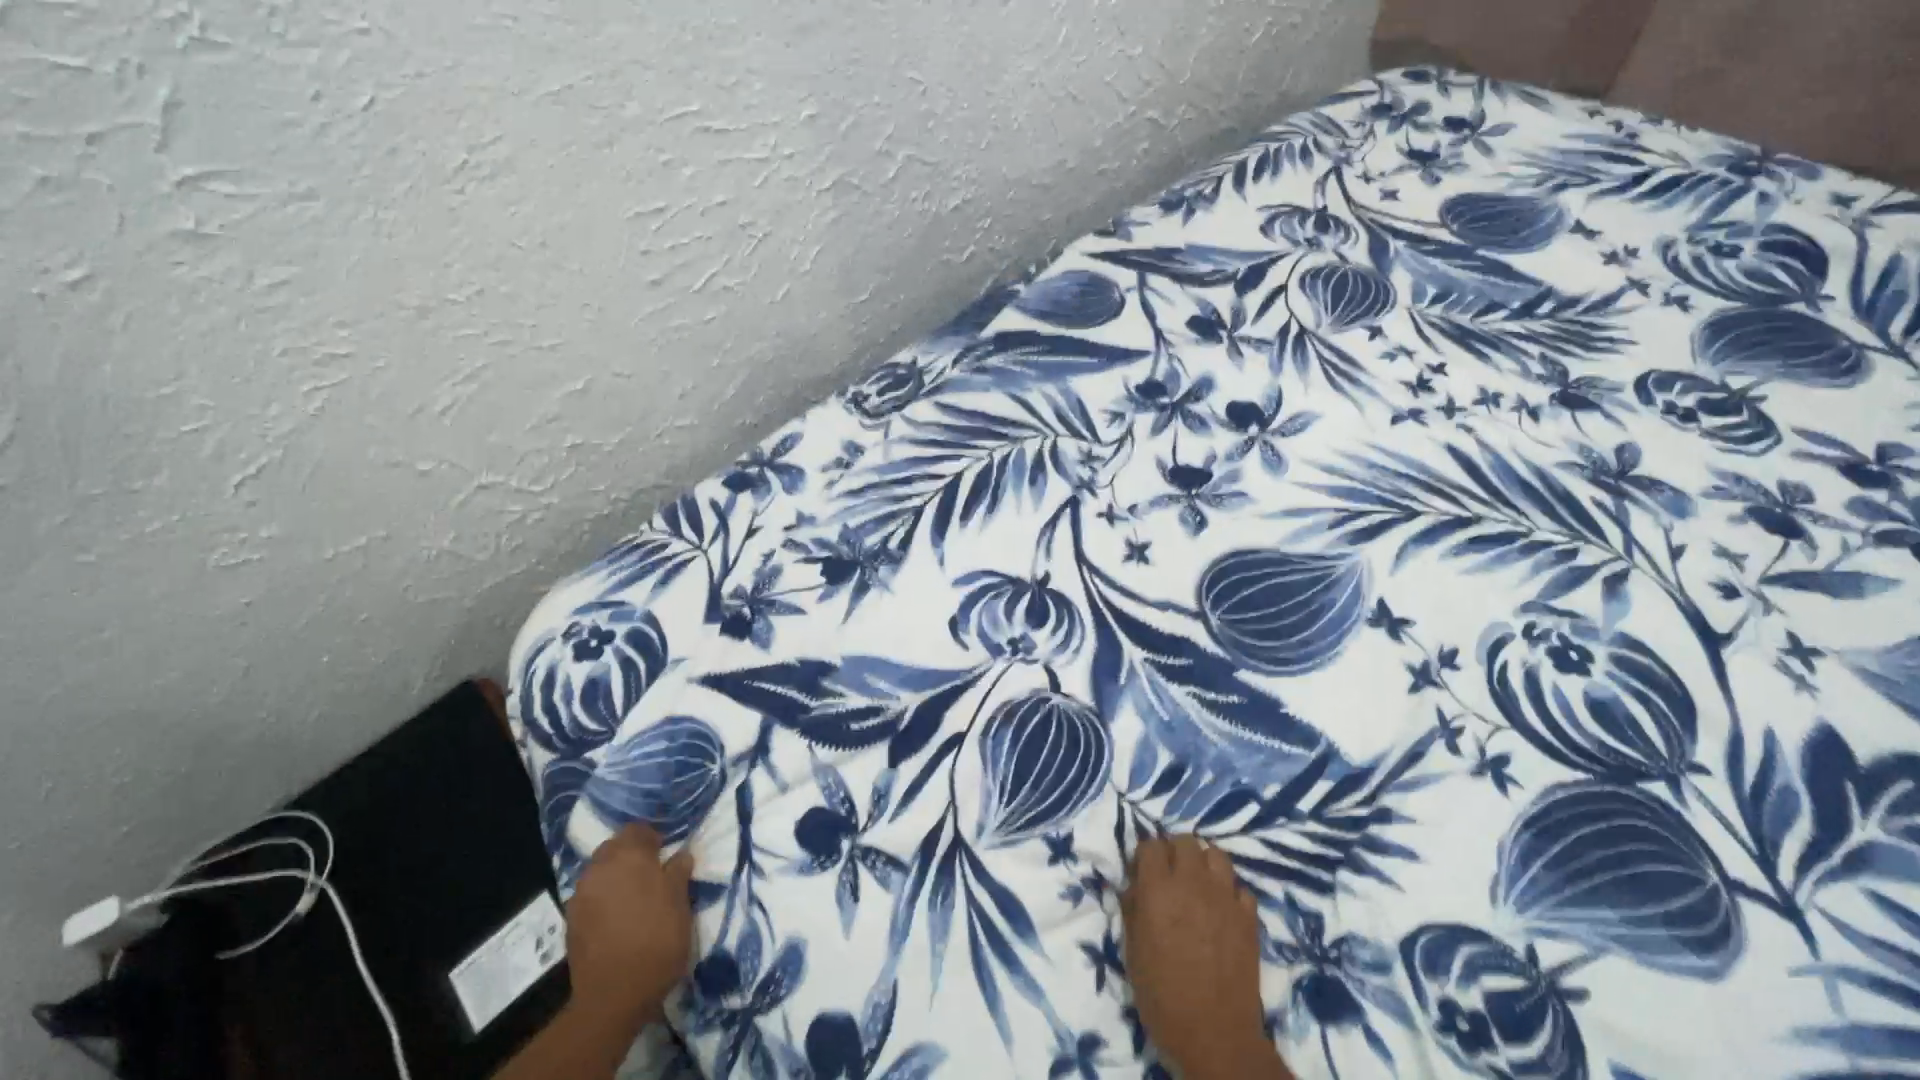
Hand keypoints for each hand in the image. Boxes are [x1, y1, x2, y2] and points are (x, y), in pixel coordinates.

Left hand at [565, 824, 694, 1036]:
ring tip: (634, 900)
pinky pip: (590, 896)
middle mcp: (600, 867)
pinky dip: (603, 899)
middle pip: (614, 848)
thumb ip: (678, 873)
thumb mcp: (681, 905)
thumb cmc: (657, 942)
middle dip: (631, 856)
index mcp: (629, 856)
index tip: (666, 856)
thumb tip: (679, 855)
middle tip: (652, 876)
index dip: (653, 840)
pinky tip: (617, 920)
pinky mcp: (571, 919)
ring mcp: (581, 894)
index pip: (637, 830)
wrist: (614, 994)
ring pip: (600, 872)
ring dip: (615, 878)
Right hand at [1122, 834, 1290, 1079]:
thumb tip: (1135, 886)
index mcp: (1157, 890)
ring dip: (1203, 863)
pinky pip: (1240, 888)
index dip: (1144, 855)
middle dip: (1174, 851)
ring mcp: (1225, 898)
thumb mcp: (1132, 952)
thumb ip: (1133, 910)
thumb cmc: (1161, 996)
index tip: (1141, 872)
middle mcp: (1192, 884)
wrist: (1214, 1033)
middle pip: (1185, 841)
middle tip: (1168, 875)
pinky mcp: (1249, 917)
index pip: (1150, 845)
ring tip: (1197, 885)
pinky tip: (1221, 911)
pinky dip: (1229, 892)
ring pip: (1217, 855)